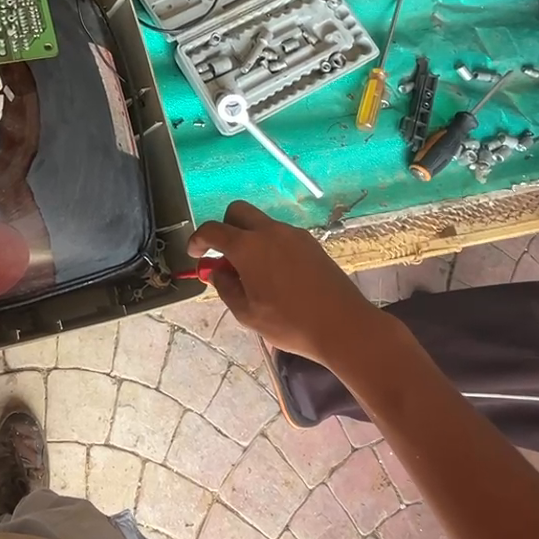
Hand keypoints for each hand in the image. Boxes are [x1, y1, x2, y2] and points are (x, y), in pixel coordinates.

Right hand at [187, 200, 386, 364]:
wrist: (345, 327)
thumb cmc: (290, 323)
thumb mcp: (247, 313)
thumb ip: (226, 288)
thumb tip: (216, 272)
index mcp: (247, 246)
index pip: (212, 230)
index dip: (197, 240)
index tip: (194, 254)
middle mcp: (269, 232)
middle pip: (237, 211)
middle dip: (224, 227)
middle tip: (224, 255)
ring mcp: (293, 235)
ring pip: (261, 223)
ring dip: (249, 238)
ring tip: (253, 272)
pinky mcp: (311, 244)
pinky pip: (281, 235)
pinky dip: (270, 246)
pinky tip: (276, 275)